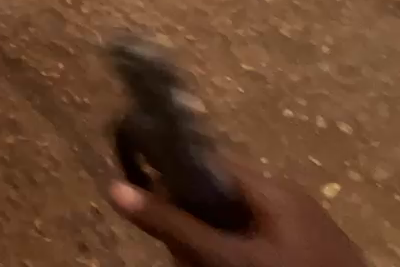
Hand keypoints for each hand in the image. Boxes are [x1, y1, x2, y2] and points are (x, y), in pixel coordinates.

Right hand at [108, 164, 365, 266]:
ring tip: (196, 261)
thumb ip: (171, 223)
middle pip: (211, 191)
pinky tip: (219, 264)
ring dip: (205, 236)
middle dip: (186, 217)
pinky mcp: (306, 248)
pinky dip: (229, 247)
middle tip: (179, 248)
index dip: (167, 178)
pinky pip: (252, 235)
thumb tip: (110, 186)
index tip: (149, 202)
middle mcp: (283, 195)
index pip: (198, 160)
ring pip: (229, 217)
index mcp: (269, 185)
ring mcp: (299, 224)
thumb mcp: (226, 258)